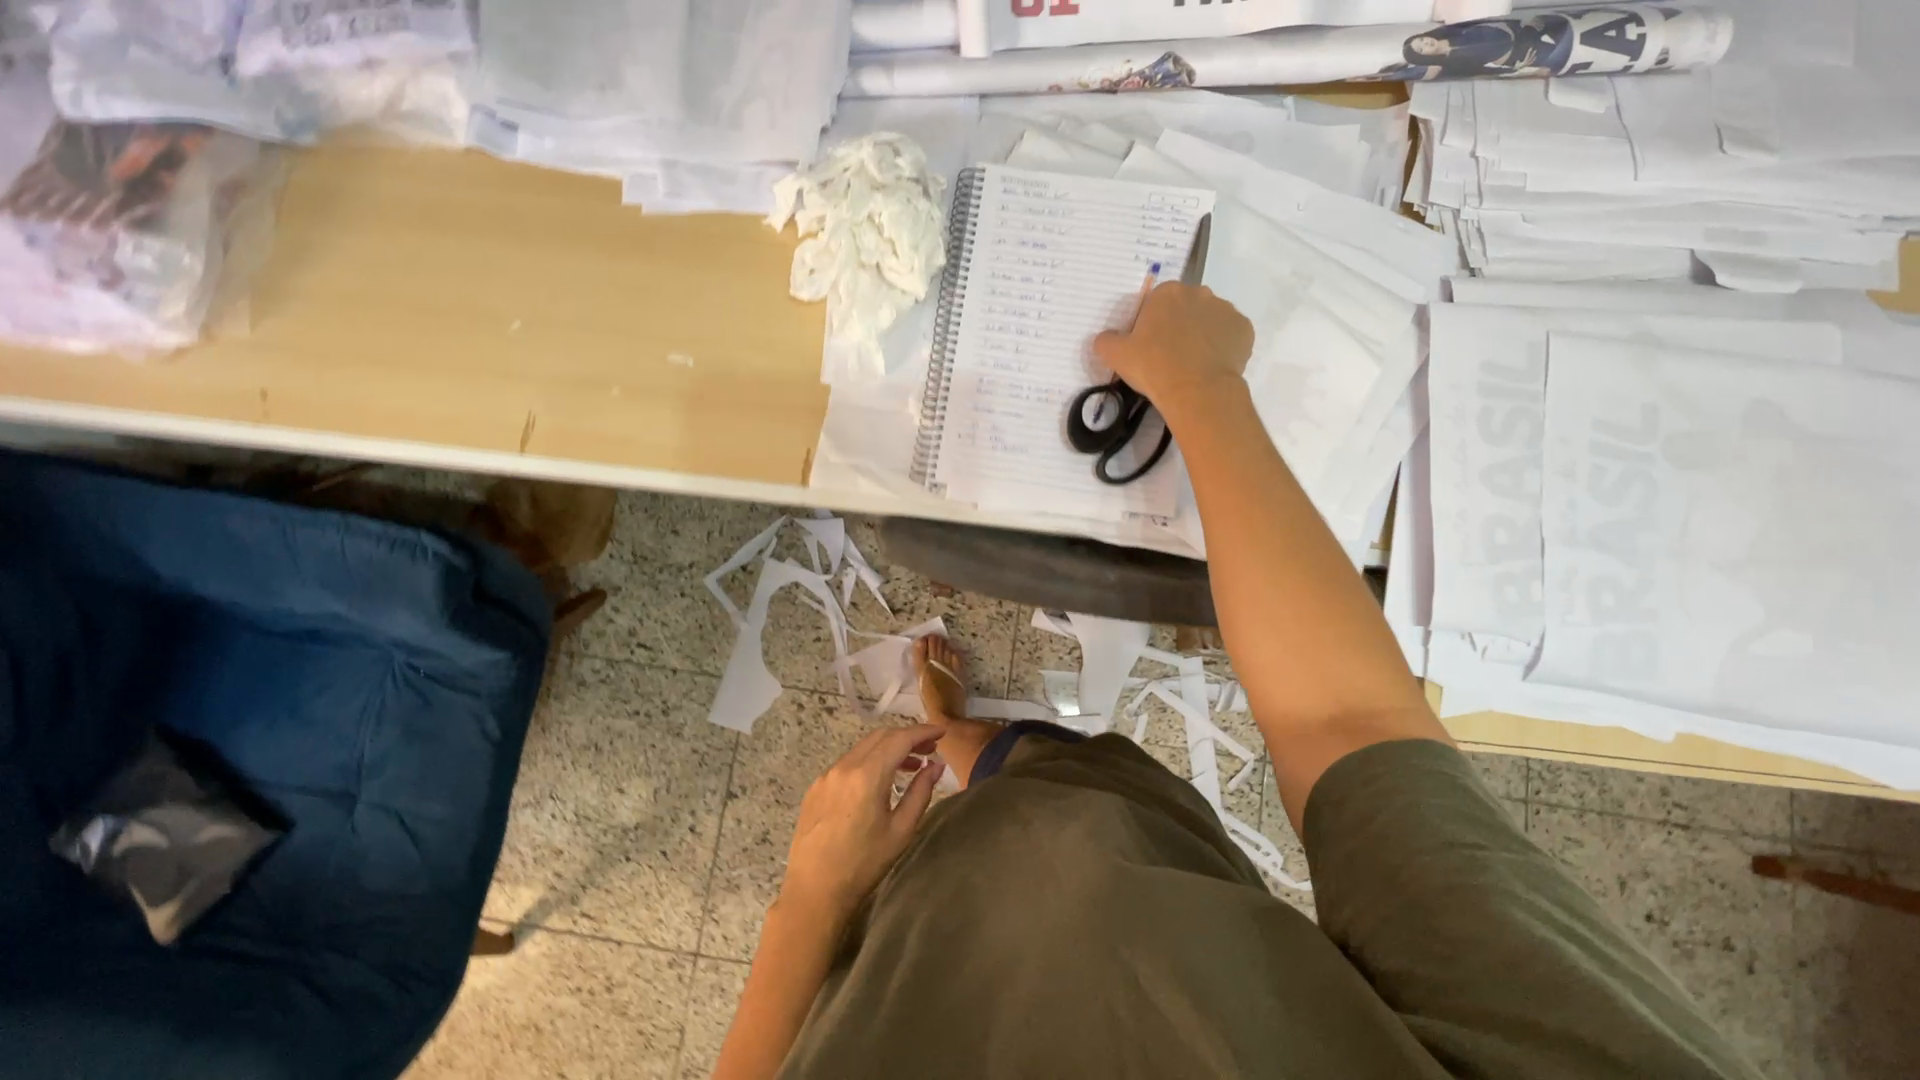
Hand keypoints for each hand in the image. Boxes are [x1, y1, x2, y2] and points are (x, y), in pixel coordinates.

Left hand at [778, 724, 946, 926]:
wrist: (815, 890)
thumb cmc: (864, 864)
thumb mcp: (901, 831)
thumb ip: (921, 792)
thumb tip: (936, 766)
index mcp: (867, 776)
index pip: (900, 738)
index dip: (923, 731)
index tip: (942, 732)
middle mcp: (844, 767)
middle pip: (880, 736)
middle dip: (907, 737)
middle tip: (930, 749)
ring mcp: (826, 776)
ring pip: (862, 748)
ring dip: (888, 748)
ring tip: (910, 766)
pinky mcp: (815, 788)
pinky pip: (847, 763)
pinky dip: (869, 761)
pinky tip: (879, 781)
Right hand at [1093, 283, 1254, 422]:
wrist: (1197, 391)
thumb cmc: (1153, 367)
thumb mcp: (1116, 355)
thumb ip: (1106, 341)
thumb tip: (1105, 338)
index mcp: (1167, 292)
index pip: (1157, 303)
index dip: (1152, 325)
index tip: (1149, 347)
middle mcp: (1200, 292)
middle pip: (1186, 308)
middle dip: (1180, 326)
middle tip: (1170, 357)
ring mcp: (1226, 310)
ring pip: (1210, 321)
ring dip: (1203, 335)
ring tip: (1193, 365)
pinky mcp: (1245, 330)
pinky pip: (1231, 336)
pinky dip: (1223, 347)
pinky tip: (1212, 367)